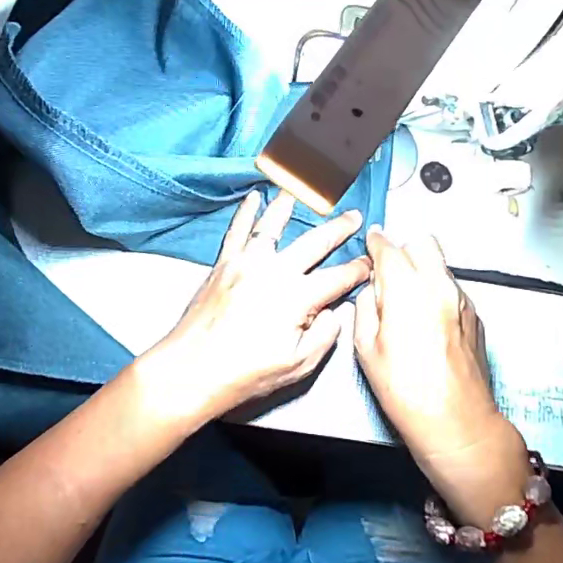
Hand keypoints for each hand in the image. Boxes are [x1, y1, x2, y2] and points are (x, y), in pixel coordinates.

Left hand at [128, 191, 370, 426]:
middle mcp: (273, 272)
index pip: (338, 278)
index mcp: (297, 298)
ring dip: (289, 206)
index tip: (370, 264)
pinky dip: (246, 212)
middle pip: (314, 243)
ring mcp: (246, 264)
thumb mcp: (296, 366)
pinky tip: (253, 198)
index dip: (359, 270)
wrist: (192, 368)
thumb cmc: (243, 373)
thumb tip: (336, 314)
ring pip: (272, 226)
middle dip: (338, 229)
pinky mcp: (223, 265)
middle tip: (352, 217)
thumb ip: (323, 337)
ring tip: (301, 189)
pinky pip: (237, 231)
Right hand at [353, 227, 530, 512]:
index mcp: (407, 291)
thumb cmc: (404, 390)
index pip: (389, 248)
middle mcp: (439, 286)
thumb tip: (372, 289)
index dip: (376, 242)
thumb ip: (365, 307)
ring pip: (439, 264)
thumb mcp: (365, 348)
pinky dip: (435, 291)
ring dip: (420, 270)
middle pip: (422, 243)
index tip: (371, 241)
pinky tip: (426, 319)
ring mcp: (462, 300)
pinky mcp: (475, 316)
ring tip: (406, 298)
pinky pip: (451, 287)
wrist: (457, 422)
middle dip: (402, 250)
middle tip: (388, 271)